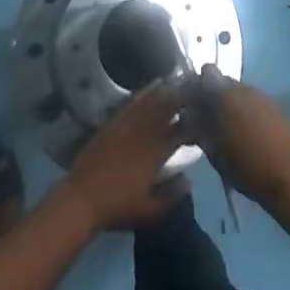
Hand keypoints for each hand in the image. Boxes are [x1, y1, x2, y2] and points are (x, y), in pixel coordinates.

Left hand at [62, 82, 189, 229]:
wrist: (81, 199)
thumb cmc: (117, 207)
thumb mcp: (149, 211)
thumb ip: (172, 196)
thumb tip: (189, 179)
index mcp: (156, 154)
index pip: (181, 131)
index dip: (195, 121)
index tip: (207, 115)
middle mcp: (144, 134)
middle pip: (168, 109)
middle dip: (184, 96)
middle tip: (198, 87)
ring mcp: (127, 125)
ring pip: (152, 101)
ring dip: (168, 89)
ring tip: (181, 78)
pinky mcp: (113, 123)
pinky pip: (133, 102)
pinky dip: (145, 92)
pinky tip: (153, 85)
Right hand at [181, 65, 289, 208]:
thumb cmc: (247, 167)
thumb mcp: (215, 151)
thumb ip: (200, 127)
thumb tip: (189, 115)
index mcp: (226, 95)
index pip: (203, 75)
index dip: (192, 88)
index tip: (185, 105)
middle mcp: (244, 88)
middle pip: (220, 80)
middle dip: (208, 94)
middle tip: (202, 117)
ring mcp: (261, 95)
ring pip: (235, 90)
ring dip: (226, 102)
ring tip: (222, 126)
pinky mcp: (274, 105)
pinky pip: (250, 100)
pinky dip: (241, 109)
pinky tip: (242, 130)